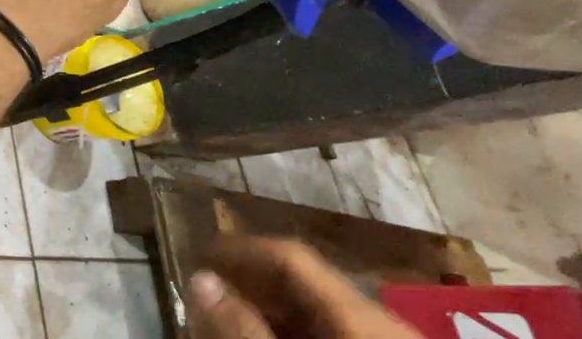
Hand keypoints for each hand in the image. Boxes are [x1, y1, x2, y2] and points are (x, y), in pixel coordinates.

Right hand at [190, 236, 425, 338]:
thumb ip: (243, 331)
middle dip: (254, 290)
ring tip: (234, 330)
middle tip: (208, 299)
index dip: (240, 251)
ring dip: (275, 320)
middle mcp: (384, 328)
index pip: (292, 259)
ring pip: (323, 321)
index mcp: (363, 320)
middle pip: (308, 289)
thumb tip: (202, 280)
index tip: (197, 256)